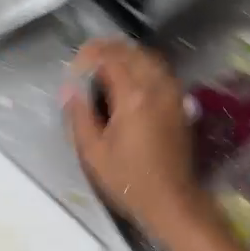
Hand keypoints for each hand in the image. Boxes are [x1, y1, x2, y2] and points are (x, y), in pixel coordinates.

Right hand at [64, 37, 209, 241]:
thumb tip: (68, 90)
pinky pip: (161, 73)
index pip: (109, 58)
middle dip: (107, 50)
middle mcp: (157, 87)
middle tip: (87, 61)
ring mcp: (173, 94)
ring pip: (150, 59)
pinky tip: (131, 81)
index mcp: (133, 96)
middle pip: (132, 51)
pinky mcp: (180, 105)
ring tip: (106, 67)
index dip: (88, 57)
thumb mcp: (93, 152)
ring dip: (127, 55)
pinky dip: (144, 67)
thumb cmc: (129, 180)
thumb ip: (79, 116)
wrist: (172, 200)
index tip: (74, 70)